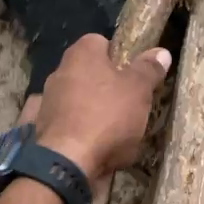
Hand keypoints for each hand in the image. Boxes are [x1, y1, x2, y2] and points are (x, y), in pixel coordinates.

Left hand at [33, 34, 171, 183]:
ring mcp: (47, 101)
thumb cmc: (107, 117)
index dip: (119, 54)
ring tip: (113, 127)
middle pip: (87, 71)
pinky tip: (92, 143)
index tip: (134, 73)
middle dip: (106, 83)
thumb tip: (162, 52)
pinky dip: (77, 128)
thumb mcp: (139, 90)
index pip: (100, 41)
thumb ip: (149, 70)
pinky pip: (66, 122)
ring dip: (90, 107)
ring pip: (75, 97)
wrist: (68, 163)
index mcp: (81, 54)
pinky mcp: (42, 128)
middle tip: (129, 101)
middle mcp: (58, 72)